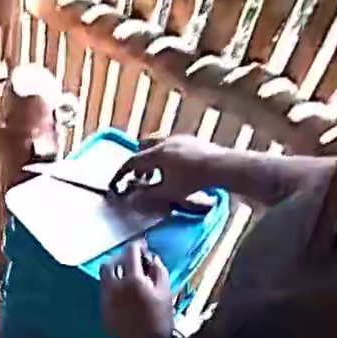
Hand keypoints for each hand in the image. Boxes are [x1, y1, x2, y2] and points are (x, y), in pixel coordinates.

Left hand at [101, 239, 171, 337]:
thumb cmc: (160, 319)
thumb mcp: (166, 291)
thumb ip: (158, 270)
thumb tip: (151, 258)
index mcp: (132, 280)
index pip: (130, 253)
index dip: (139, 246)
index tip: (144, 247)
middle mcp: (114, 287)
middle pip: (110, 263)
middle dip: (121, 257)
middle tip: (132, 260)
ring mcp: (105, 299)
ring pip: (104, 277)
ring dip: (115, 271)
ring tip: (127, 275)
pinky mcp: (102, 310)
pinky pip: (104, 291)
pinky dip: (112, 286)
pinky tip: (123, 291)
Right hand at [111, 136, 228, 210]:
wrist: (220, 166)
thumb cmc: (192, 181)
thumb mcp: (167, 192)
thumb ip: (147, 195)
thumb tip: (130, 199)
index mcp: (156, 154)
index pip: (131, 162)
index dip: (121, 173)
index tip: (115, 183)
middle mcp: (164, 141)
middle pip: (142, 148)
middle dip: (137, 163)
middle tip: (139, 178)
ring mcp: (178, 138)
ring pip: (156, 145)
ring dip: (151, 159)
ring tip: (156, 174)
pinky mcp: (189, 140)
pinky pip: (169, 144)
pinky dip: (164, 156)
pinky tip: (173, 168)